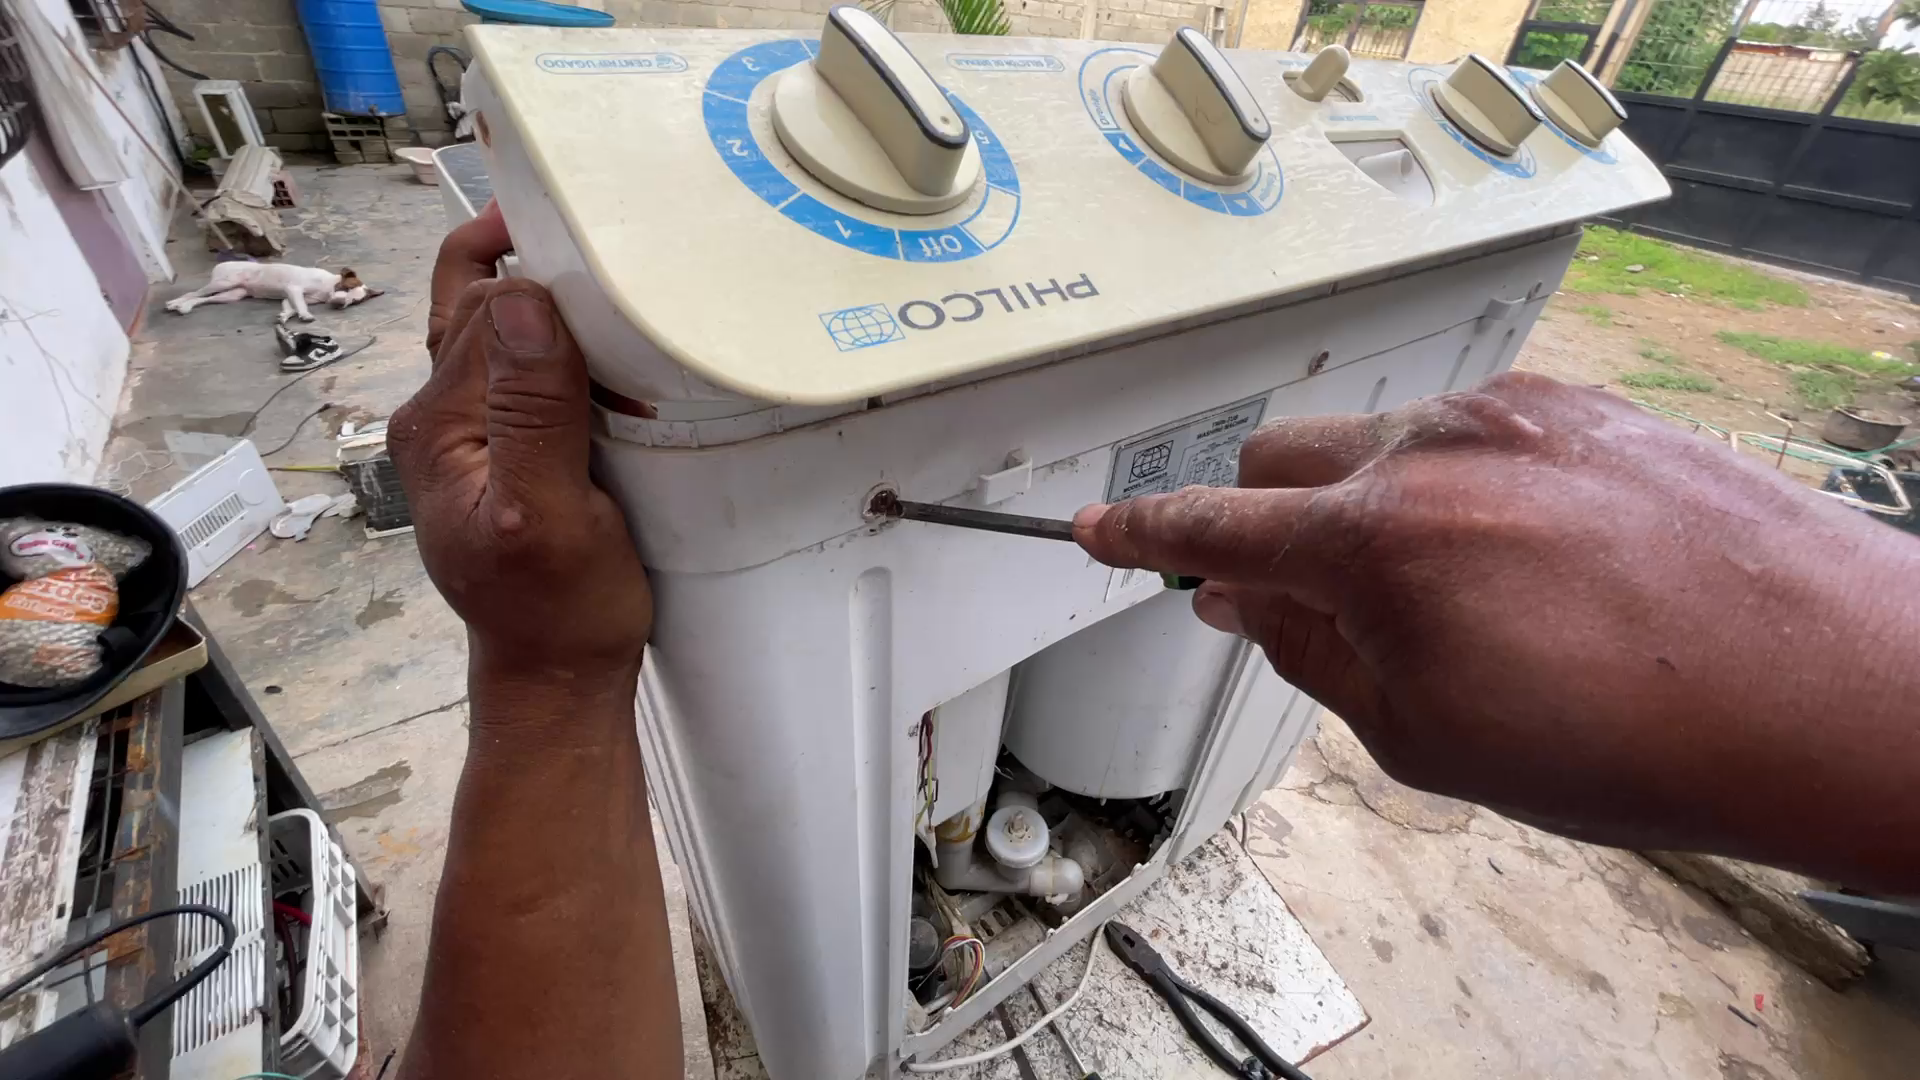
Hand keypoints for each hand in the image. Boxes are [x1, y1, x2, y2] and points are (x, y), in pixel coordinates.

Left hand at [391, 202, 650, 698]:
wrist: (558, 670)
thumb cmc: (562, 604)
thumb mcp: (548, 514)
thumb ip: (532, 413)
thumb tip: (521, 297)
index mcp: (444, 422)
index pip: (479, 307)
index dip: (534, 265)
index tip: (604, 235)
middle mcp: (448, 416)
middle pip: (483, 309)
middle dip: (544, 272)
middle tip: (625, 259)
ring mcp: (480, 437)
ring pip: (509, 340)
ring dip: (562, 312)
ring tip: (628, 300)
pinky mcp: (514, 455)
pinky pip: (534, 381)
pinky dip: (573, 355)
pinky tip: (617, 361)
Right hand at [1073, 373, 1919, 884]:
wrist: (1849, 696)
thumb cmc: (1625, 740)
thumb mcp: (1415, 730)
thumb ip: (1299, 647)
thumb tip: (1230, 599)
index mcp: (1374, 543)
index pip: (1208, 528)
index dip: (1137, 533)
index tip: (1093, 526)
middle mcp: (1423, 452)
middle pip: (1267, 459)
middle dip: (1258, 520)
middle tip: (1305, 587)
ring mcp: (1499, 414)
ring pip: (1349, 437)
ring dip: (1341, 501)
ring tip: (1428, 572)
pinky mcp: (1564, 401)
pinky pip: (1439, 427)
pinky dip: (1423, 480)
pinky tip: (1499, 541)